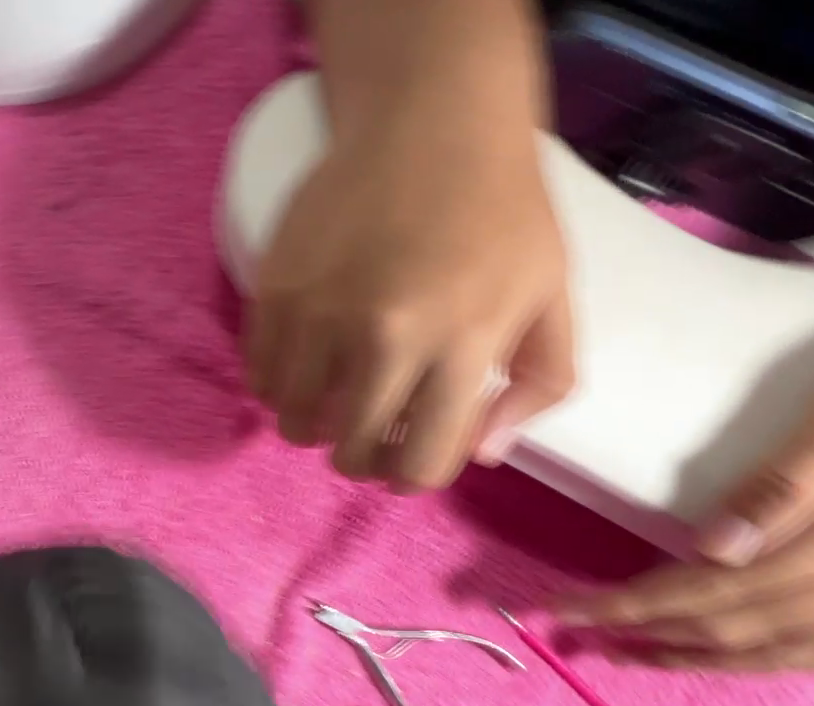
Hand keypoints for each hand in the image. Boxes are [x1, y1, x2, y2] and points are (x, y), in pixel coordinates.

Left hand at [0, 547, 274, 705]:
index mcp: (9, 688)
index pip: (138, 701)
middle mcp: (17, 614)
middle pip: (144, 626)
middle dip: (215, 664)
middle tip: (257, 701)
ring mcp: (12, 573)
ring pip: (129, 579)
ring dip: (193, 616)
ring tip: (224, 657)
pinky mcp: (7, 557)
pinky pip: (96, 556)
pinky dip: (149, 581)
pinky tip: (172, 610)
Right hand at [247, 122, 573, 490]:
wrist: (428, 121)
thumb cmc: (500, 209)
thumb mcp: (553, 291)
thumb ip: (539, 381)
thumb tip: (481, 454)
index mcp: (463, 342)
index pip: (424, 460)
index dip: (413, 476)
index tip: (406, 462)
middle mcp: (384, 339)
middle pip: (351, 452)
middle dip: (361, 457)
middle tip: (366, 434)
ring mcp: (320, 316)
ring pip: (294, 422)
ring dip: (313, 425)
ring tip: (329, 399)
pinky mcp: (274, 295)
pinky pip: (260, 378)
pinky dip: (279, 386)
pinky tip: (301, 364)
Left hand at [554, 358, 813, 669]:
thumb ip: (791, 483)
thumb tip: (710, 549)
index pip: (711, 589)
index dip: (628, 605)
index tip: (558, 609)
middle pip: (740, 627)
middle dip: (648, 634)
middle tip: (578, 633)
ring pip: (788, 654)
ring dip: (700, 658)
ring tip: (630, 654)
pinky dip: (768, 660)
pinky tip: (728, 653)